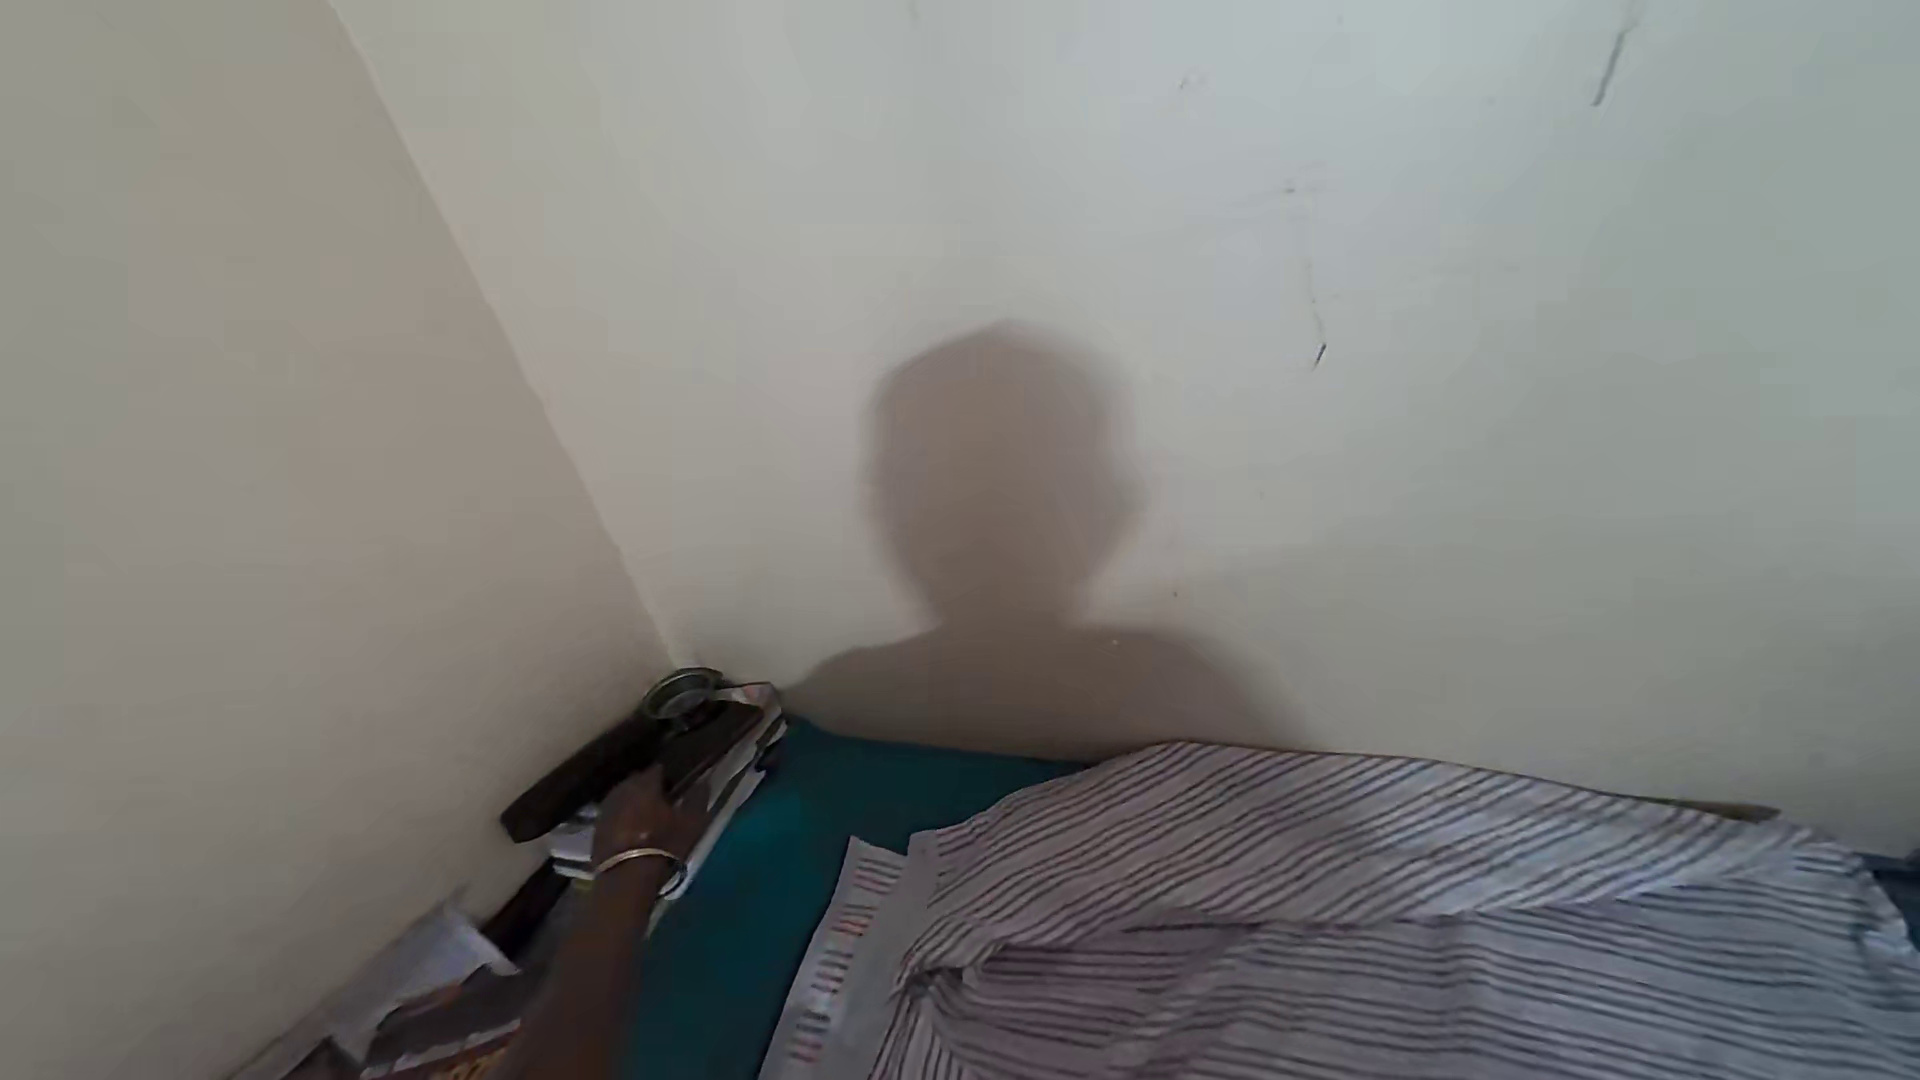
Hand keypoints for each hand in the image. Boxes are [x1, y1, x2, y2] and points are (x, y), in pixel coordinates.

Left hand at [591, 764, 712, 864]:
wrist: (626, 881)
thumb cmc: (664, 845)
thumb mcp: (691, 822)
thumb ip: (697, 799)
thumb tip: (703, 782)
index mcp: (646, 786)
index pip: (655, 770)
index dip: (665, 773)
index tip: (674, 781)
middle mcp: (623, 793)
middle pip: (634, 781)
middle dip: (645, 785)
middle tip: (659, 795)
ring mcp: (606, 812)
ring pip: (620, 797)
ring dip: (631, 800)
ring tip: (643, 811)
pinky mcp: (596, 832)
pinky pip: (611, 815)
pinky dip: (620, 816)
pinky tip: (629, 827)